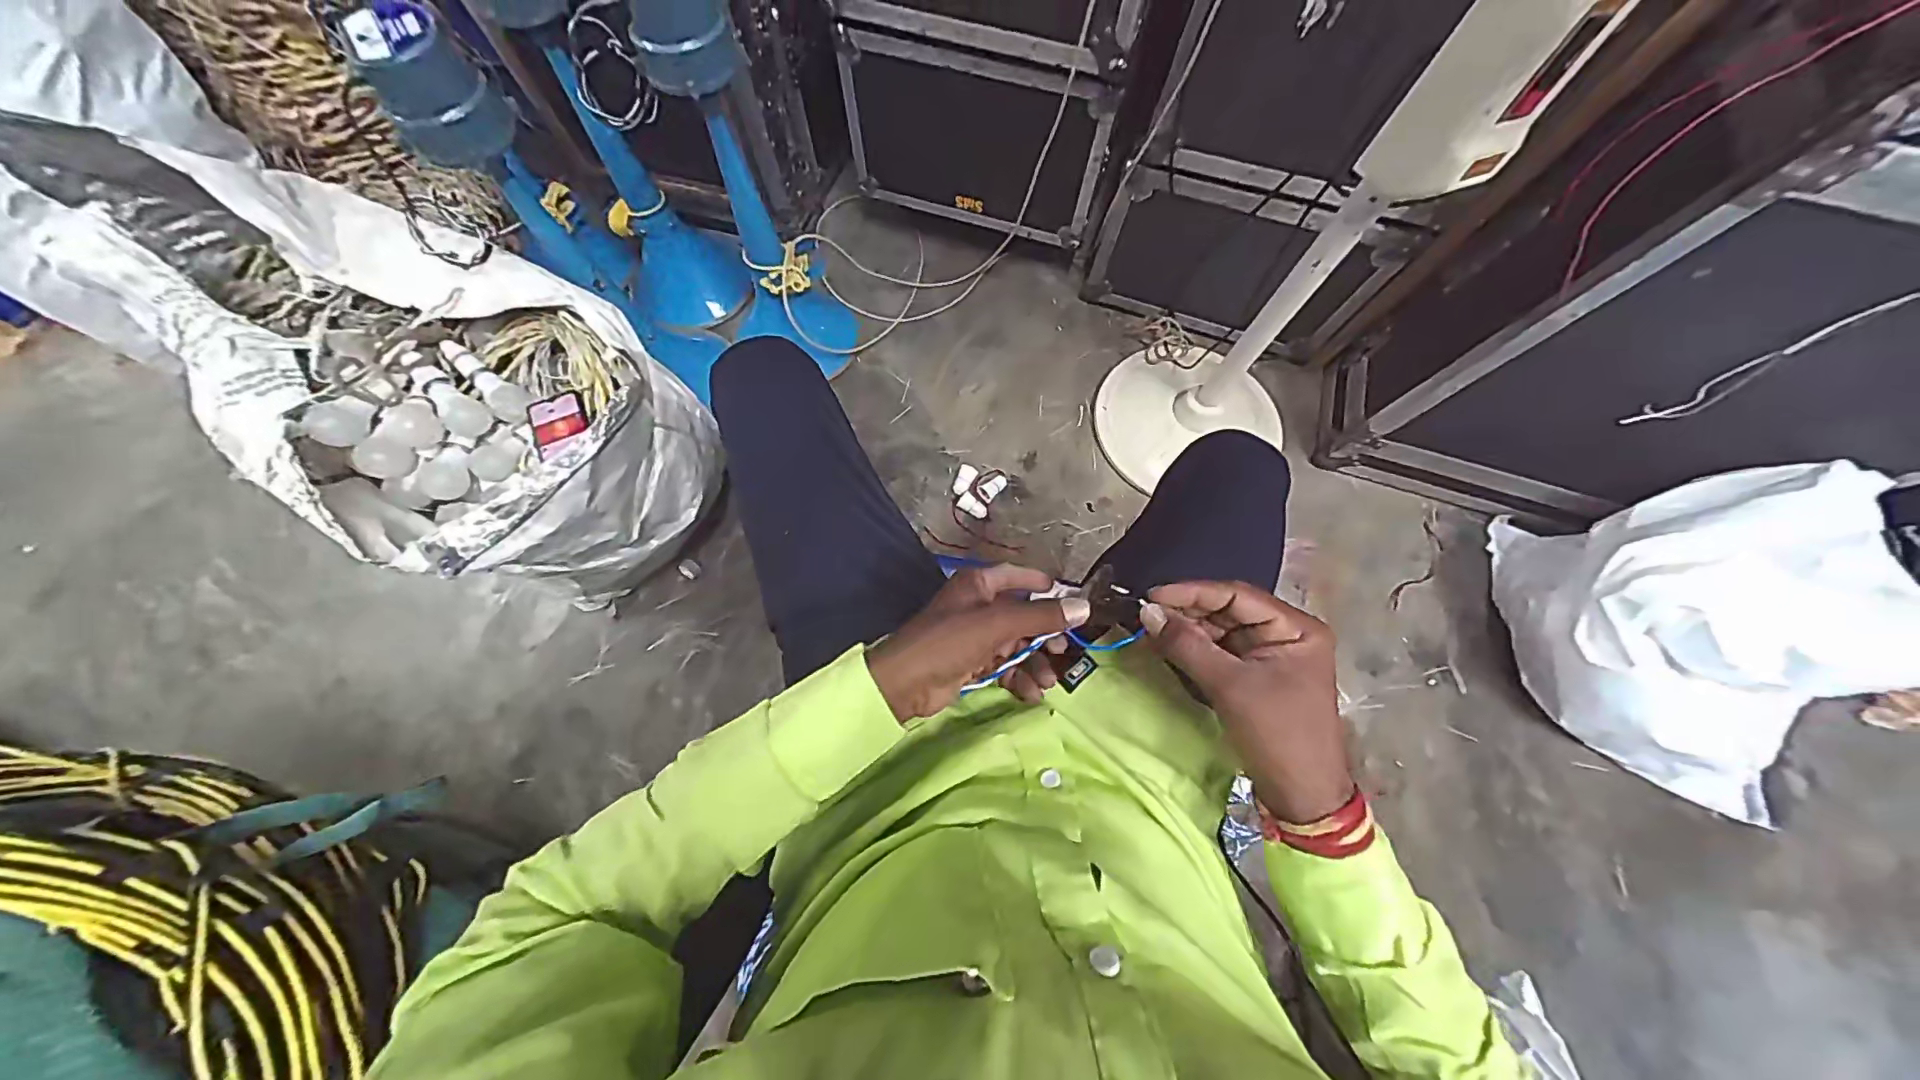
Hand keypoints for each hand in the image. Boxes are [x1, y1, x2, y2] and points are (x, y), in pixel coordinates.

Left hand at [866, 564, 1090, 721]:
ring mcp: (976, 636)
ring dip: (1035, 663)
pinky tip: (1031, 694)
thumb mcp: (998, 625)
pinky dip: (1020, 678)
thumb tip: (1083, 607)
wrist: (905, 684)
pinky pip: (1006, 666)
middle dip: (1046, 636)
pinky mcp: (973, 663)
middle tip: (1063, 652)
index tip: (1072, 602)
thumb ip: (1040, 616)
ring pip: (1017, 645)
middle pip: (1023, 615)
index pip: (1019, 577)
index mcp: (979, 585)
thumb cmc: (948, 642)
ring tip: (1047, 683)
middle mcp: (979, 606)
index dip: (1045, 587)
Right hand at [1140, 581, 1352, 823]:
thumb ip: (1187, 645)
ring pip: (1220, 631)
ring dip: (1187, 630)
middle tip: (1147, 616)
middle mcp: (1285, 634)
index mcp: (1296, 629)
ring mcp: (1270, 655)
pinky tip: (1168, 646)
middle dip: (1187, 612)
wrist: (1303, 796)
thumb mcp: (1229, 686)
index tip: (1152, 596)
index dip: (1192, 593)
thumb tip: (1148, 613)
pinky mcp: (1255, 675)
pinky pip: (1220, 651)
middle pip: (1228, 611)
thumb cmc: (1277, 735)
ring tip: (1151, 630)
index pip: (1236, 596)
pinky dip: (1194, 649)